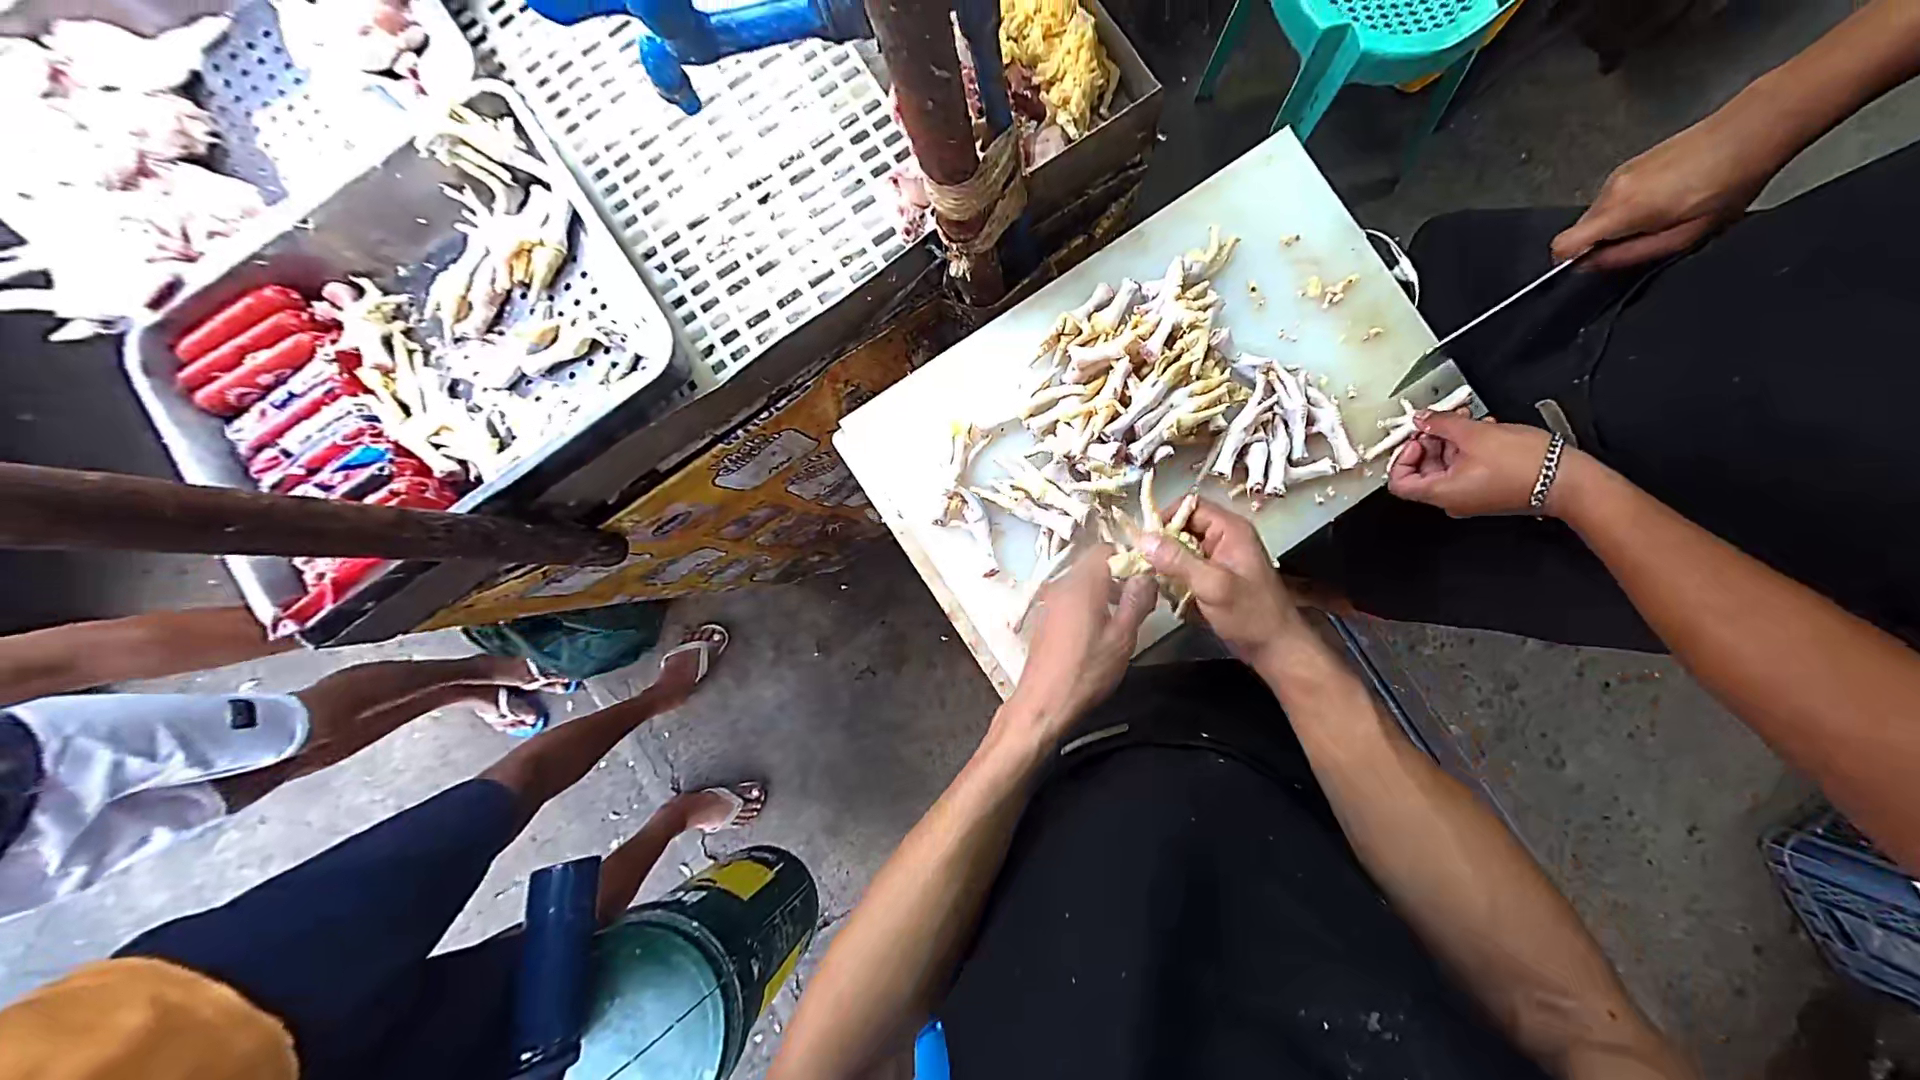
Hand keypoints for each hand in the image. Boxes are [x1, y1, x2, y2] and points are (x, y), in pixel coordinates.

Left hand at [1001, 545, 1156, 744]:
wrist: (1043, 701)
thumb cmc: (1086, 671)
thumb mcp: (1122, 637)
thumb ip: (1137, 601)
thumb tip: (1146, 575)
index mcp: (1081, 585)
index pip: (1103, 549)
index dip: (1127, 558)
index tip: (1145, 578)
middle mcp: (1060, 586)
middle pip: (1092, 565)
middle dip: (1118, 576)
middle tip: (1139, 599)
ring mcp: (1049, 602)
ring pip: (1081, 582)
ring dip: (1104, 591)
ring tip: (1123, 617)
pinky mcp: (1045, 618)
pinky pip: (1070, 598)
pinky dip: (1087, 603)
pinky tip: (1099, 629)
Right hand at [1139, 500, 1309, 670]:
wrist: (1275, 647)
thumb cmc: (1251, 615)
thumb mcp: (1212, 585)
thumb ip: (1178, 561)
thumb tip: (1143, 539)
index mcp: (1230, 529)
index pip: (1189, 506)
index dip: (1165, 518)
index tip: (1145, 541)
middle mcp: (1223, 538)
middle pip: (1181, 526)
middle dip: (1161, 544)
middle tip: (1144, 564)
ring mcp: (1218, 557)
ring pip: (1180, 547)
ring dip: (1165, 563)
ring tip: (1154, 579)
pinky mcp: (1212, 575)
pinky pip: (1184, 566)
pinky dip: (1173, 576)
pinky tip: (1168, 592)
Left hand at [1386, 411, 1571, 517]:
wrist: (1572, 481)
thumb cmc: (1528, 465)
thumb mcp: (1476, 435)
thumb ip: (1441, 424)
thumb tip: (1422, 419)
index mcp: (1440, 493)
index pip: (1399, 482)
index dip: (1402, 457)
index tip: (1415, 438)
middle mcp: (1451, 499)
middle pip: (1422, 469)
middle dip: (1430, 440)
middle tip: (1442, 420)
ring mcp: (1469, 495)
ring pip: (1446, 465)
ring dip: (1452, 439)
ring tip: (1467, 420)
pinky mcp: (1486, 488)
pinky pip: (1466, 467)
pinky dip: (1468, 447)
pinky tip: (1484, 430)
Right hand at [1551, 108, 1783, 270]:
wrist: (1757, 125)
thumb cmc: (1733, 178)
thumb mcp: (1689, 233)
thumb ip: (1632, 254)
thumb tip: (1593, 265)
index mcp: (1621, 212)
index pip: (1563, 246)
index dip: (1570, 260)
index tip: (1595, 260)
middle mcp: (1610, 192)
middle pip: (1579, 231)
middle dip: (1602, 240)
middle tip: (1644, 235)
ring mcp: (1617, 176)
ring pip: (1596, 215)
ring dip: (1617, 222)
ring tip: (1662, 212)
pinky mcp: (1627, 166)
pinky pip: (1610, 199)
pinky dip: (1627, 205)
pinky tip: (1664, 196)